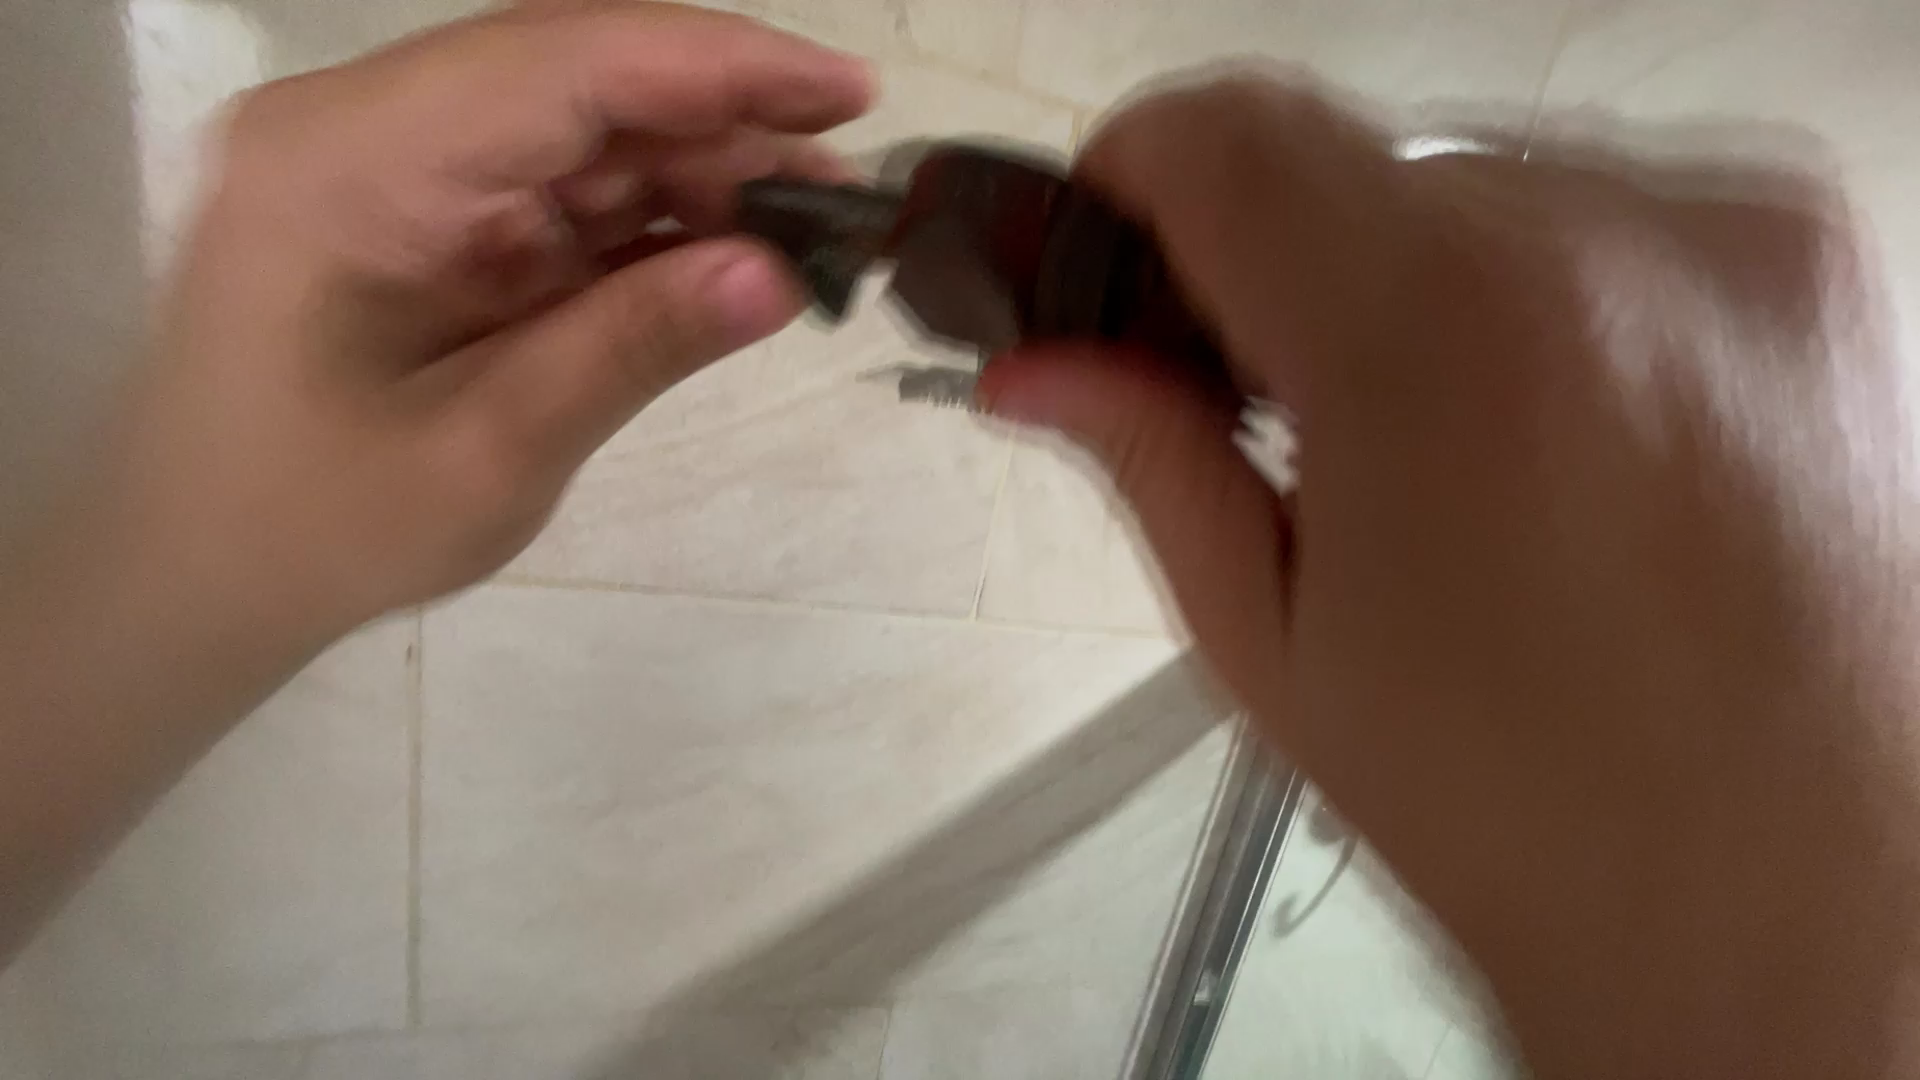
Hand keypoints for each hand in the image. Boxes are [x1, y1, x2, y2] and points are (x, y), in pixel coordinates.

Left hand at [113, 2, 869, 648]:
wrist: (223, 565)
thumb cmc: (331, 522)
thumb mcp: (496, 447)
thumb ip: (633, 347)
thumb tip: (779, 275)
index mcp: (358, 165)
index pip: (565, 70)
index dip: (720, 69)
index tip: (848, 92)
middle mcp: (386, 139)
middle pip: (592, 94)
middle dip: (735, 133)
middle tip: (852, 197)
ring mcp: (425, 182)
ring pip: (602, 147)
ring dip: (716, 183)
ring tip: (820, 233)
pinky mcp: (461, 228)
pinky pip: (588, 207)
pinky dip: (675, 232)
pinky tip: (744, 260)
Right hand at [980, 77, 1919, 1078]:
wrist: (1812, 912)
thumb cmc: (1520, 807)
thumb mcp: (1261, 633)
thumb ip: (1143, 456)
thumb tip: (1035, 375)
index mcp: (1443, 348)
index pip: (1227, 142)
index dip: (1130, 168)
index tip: (1100, 237)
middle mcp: (1619, 247)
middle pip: (1329, 161)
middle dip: (1238, 255)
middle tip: (1213, 378)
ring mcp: (1742, 235)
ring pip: (1441, 182)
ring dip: (1358, 276)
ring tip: (1363, 424)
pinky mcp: (1805, 258)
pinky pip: (1563, 211)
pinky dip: (1474, 283)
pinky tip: (1478, 414)